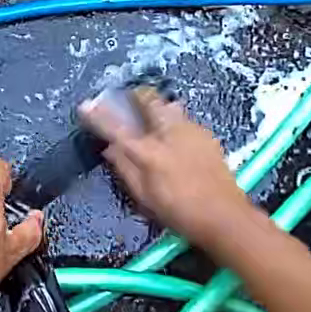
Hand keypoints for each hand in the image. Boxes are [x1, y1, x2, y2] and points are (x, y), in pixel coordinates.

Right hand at [80, 87, 256, 247]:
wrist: (225, 216)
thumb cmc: (180, 212)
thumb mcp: (145, 197)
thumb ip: (125, 169)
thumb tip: (111, 148)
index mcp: (149, 152)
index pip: (116, 128)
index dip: (98, 116)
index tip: (85, 106)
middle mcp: (169, 133)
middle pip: (148, 100)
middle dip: (134, 95)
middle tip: (126, 98)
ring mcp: (191, 130)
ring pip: (168, 105)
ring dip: (155, 105)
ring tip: (150, 116)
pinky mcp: (206, 135)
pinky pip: (184, 119)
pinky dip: (173, 120)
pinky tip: (174, 136)